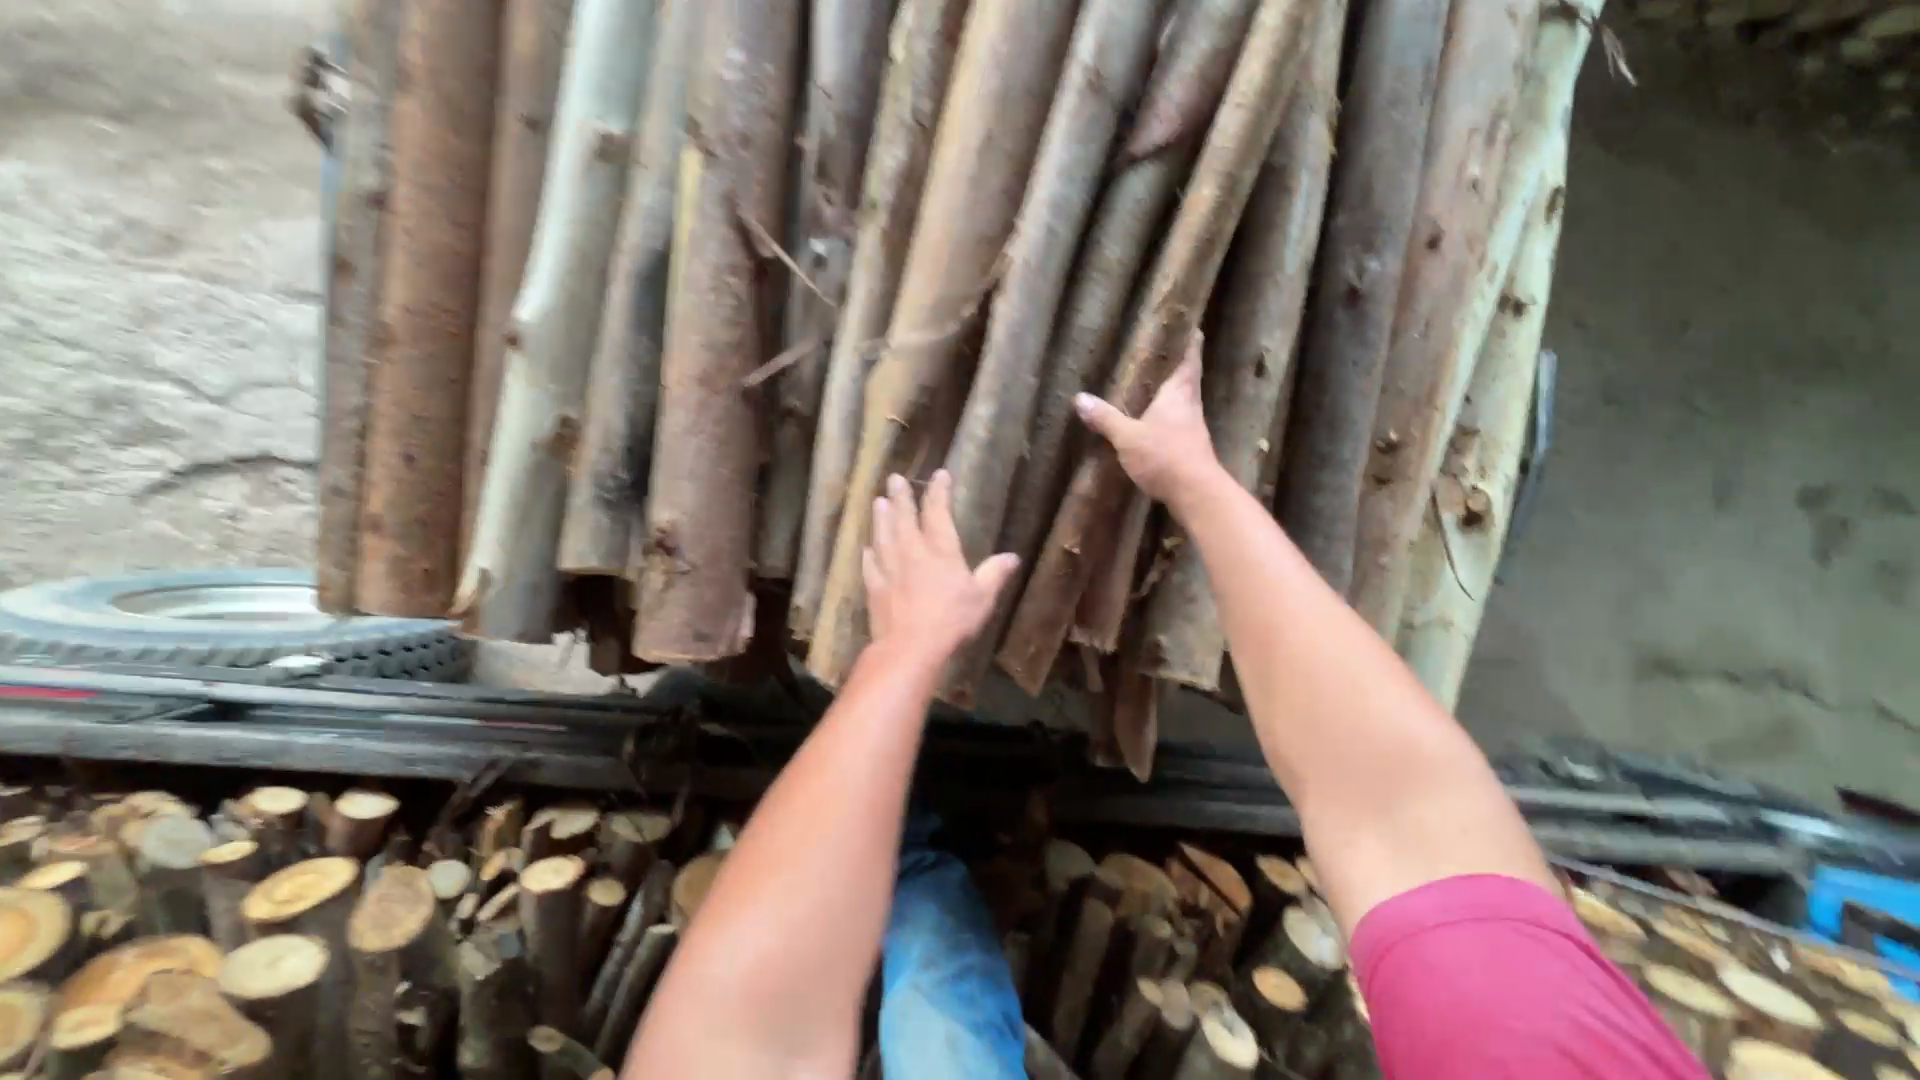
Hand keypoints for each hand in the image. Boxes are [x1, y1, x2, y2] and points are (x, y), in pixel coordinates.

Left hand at [863, 470, 1020, 662]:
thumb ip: (995, 574)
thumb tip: (1012, 557)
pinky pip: (871, 566)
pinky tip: (867, 549)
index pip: (938, 513)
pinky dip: (869, 555)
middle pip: (904, 518)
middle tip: (894, 478)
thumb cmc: (951, 620)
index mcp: (941, 551)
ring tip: (877, 502)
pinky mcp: (876, 588)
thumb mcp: (982, 597)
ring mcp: (890, 569)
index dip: (939, 492)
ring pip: (883, 537)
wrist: (910, 647)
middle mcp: (912, 552)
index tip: (939, 475)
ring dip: (881, 519)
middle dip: (901, 497)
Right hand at [1074, 331, 1220, 506]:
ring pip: (1182, 402)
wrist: (1196, 494)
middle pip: (1187, 378)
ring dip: (1170, 394)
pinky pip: (1177, 424)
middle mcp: (1190, 405)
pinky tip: (1151, 424)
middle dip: (1175, 366)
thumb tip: (1080, 398)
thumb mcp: (1127, 436)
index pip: (1190, 357)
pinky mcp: (1190, 449)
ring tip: (1150, 387)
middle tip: (1159, 354)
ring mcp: (1193, 428)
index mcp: (1179, 392)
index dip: (1189, 340)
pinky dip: (1165, 419)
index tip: (1189, 325)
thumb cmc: (1165, 455)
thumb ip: (1105, 418)